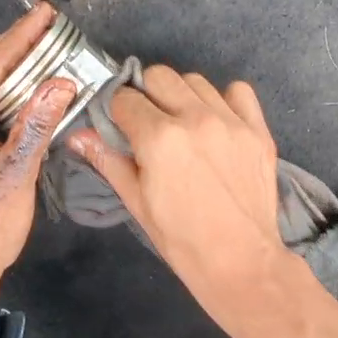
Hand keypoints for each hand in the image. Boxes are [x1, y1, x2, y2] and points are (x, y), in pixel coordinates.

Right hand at [67, 66, 293, 310]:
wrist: (239, 261)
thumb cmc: (180, 238)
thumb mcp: (136, 202)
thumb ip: (109, 161)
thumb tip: (78, 136)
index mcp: (159, 138)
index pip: (125, 99)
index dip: (118, 111)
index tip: (121, 126)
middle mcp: (195, 119)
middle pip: (160, 76)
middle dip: (147, 94)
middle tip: (149, 123)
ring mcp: (231, 122)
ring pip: (196, 81)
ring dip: (182, 96)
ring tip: (183, 125)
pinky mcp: (258, 130)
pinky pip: (239, 92)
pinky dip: (224, 99)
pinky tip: (217, 122)